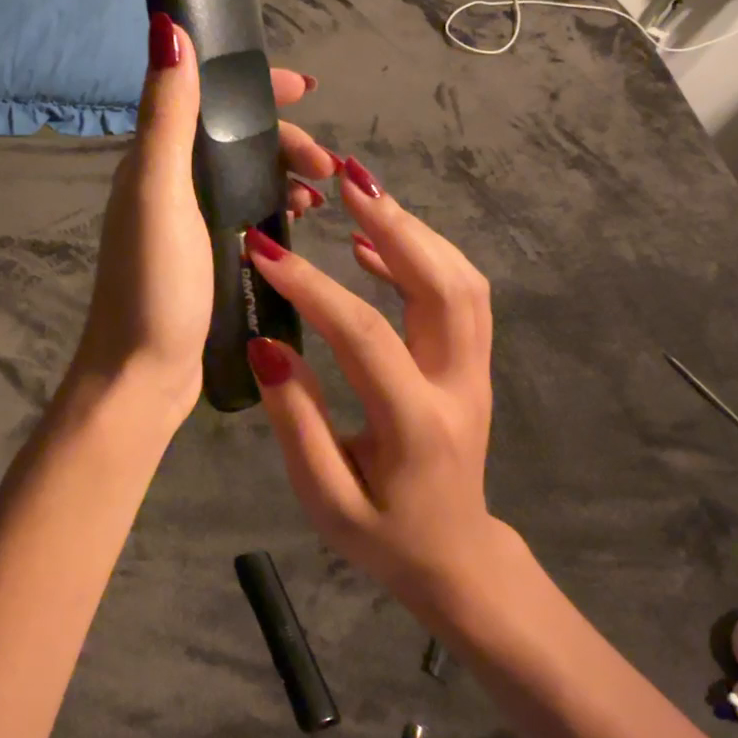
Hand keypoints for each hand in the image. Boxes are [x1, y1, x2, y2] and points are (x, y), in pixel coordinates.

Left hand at [67, 14, 335, 418]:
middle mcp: (165, 186)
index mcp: (152, 162)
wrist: (141, 375)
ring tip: (320, 197)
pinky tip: (299, 225)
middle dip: (284, 140)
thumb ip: (165, 114)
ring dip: (285, 174)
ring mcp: (185, 226)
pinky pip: (248, 216)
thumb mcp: (159, 192)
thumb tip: (168, 26)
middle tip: (325, 167)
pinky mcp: (204, 260)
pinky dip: (277, 210)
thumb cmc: (153, 284)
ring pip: (245, 178)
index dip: (253, 88)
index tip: (304, 89)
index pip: (205, 101)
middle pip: (234, 140)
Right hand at [239, 160, 505, 584]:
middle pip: (445, 287)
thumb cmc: (381, 533)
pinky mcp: (473, 364)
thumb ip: (296, 421)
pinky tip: (374, 242)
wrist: (454, 558)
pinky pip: (460, 295)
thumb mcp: (324, 497)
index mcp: (414, 425)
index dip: (312, 287)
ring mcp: (475, 372)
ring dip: (415, 230)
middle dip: (395, 225)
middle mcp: (458, 387)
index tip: (262, 248)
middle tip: (345, 180)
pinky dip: (423, 255)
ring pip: (463, 282)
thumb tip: (268, 345)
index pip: (364, 336)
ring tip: (361, 196)